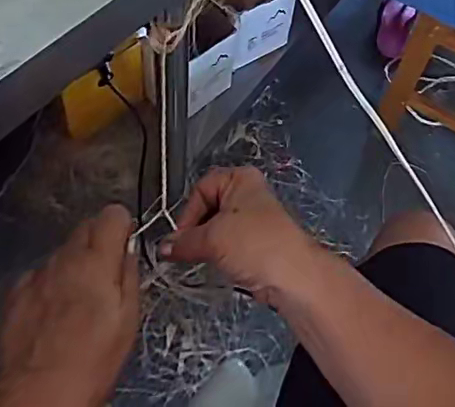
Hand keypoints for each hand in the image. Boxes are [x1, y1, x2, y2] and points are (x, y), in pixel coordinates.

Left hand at [0, 205, 139, 406]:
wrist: (38, 402)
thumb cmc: (93, 363)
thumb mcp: (128, 320)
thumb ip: (129, 275)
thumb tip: (127, 250)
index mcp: (97, 261)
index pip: (112, 213)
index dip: (121, 226)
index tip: (123, 246)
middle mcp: (66, 259)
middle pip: (86, 226)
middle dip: (98, 240)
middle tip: (104, 274)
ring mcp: (37, 276)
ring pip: (62, 251)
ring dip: (73, 263)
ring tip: (76, 299)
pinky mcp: (15, 296)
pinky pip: (38, 274)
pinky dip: (48, 282)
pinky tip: (51, 309)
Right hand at [158, 166, 329, 304]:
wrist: (292, 276)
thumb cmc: (254, 245)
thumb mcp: (213, 239)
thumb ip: (185, 242)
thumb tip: (163, 247)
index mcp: (240, 178)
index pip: (201, 188)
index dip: (188, 212)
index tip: (180, 239)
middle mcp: (247, 192)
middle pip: (208, 207)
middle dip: (196, 230)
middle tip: (188, 251)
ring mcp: (253, 217)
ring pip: (217, 227)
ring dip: (207, 244)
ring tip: (204, 260)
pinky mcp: (256, 241)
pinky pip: (229, 243)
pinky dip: (220, 254)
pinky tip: (218, 266)